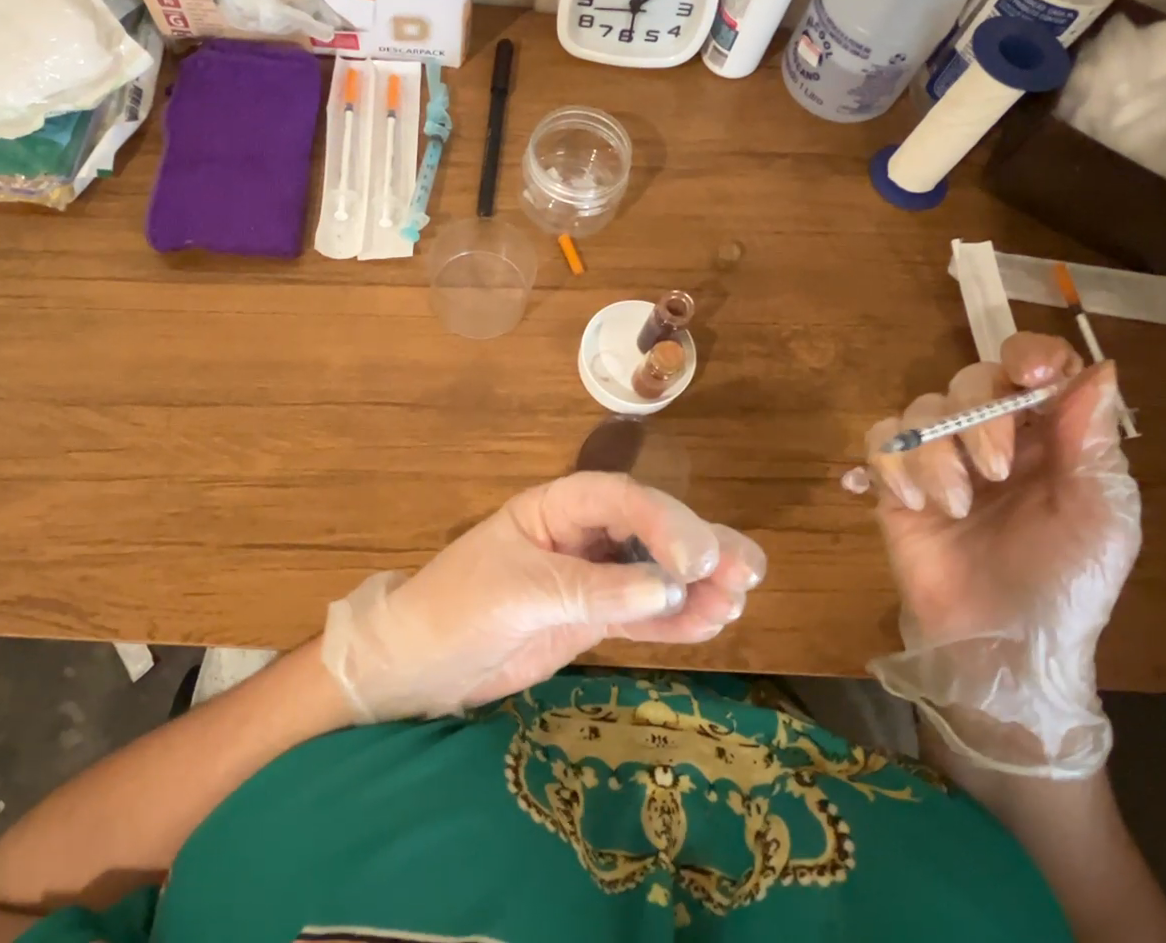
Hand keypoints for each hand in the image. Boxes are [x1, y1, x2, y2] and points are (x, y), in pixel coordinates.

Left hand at [320, 472, 766, 721]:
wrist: (420, 665)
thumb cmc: (454, 609)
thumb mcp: (518, 593)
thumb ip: (592, 590)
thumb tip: (668, 587)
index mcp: (554, 508)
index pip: (620, 499)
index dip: (664, 522)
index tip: (696, 561)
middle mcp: (580, 535)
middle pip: (650, 531)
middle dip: (698, 549)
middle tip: (745, 574)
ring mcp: (589, 578)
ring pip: (655, 573)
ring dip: (698, 585)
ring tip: (739, 602)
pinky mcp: (591, 619)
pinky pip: (642, 614)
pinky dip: (676, 620)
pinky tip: (711, 625)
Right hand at [859, 332, 1139, 777]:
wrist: (1002, 645)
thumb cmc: (1067, 583)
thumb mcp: (1102, 515)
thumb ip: (1090, 442)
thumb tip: (1096, 367)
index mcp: (1051, 438)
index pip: (1035, 368)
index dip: (1029, 357)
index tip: (1028, 378)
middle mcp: (992, 439)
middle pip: (969, 379)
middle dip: (980, 418)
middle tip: (996, 472)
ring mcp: (939, 462)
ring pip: (920, 410)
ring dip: (937, 452)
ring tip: (955, 506)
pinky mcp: (895, 488)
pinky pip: (879, 444)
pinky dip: (891, 465)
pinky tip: (913, 502)